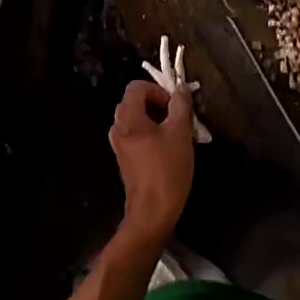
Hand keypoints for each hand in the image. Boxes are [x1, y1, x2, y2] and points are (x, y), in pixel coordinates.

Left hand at [108, 80, 194, 244]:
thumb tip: (180, 89)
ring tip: (175, 133)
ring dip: (154, 119)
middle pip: (134, 101)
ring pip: (135, 119)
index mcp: (128, 119)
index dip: (157, 90)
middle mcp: (118, 128)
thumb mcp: (180, 134)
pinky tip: (166, 148)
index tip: (174, 105)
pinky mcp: (124, 158)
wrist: (152, 211)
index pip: (136, 87)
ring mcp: (119, 144)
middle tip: (177, 118)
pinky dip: (149, 133)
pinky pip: (135, 134)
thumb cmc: (167, 170)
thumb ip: (180, 106)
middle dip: (157, 104)